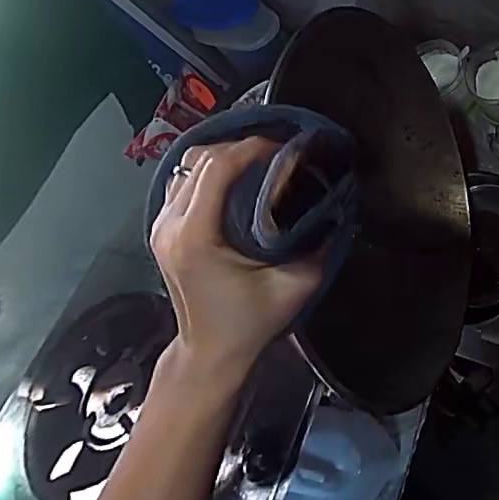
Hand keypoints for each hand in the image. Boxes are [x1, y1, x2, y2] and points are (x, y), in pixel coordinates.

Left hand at [151, 138, 324, 383]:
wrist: (210, 352)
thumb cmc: (250, 322)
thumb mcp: (296, 286)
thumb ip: (320, 242)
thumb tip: (338, 203)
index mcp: (196, 237)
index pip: (218, 168)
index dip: (253, 148)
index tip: (286, 150)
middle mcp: (170, 225)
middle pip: (201, 158)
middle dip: (243, 146)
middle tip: (278, 152)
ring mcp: (160, 225)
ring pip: (189, 164)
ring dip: (226, 154)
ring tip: (260, 159)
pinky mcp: (162, 226)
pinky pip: (184, 179)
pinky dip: (212, 168)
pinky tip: (238, 175)